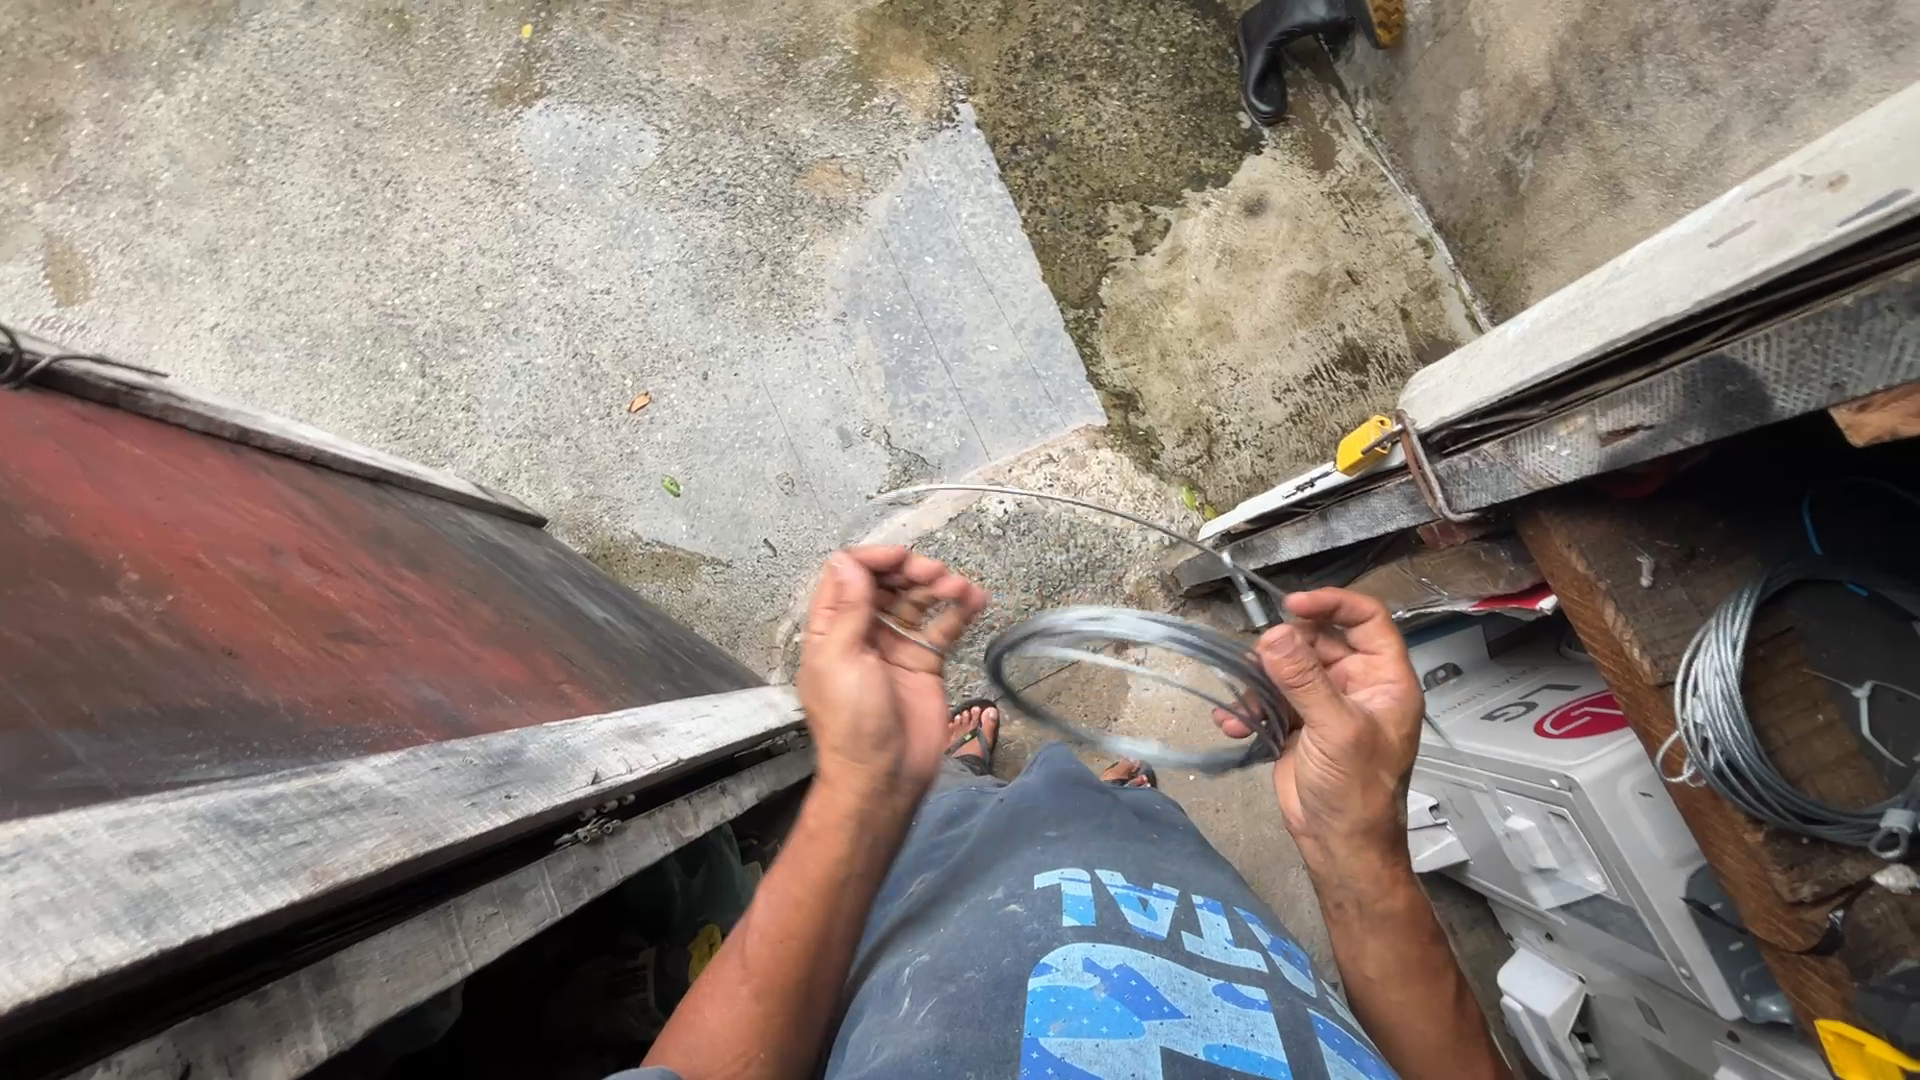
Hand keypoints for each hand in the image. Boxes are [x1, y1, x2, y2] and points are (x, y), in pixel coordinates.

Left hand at [796, 546, 989, 805]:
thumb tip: (847, 560)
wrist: (884, 776)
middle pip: (886, 583)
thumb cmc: (852, 720)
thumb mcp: (840, 659)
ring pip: (917, 600)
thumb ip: (847, 609)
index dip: (874, 559)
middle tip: (936, 573)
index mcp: (831, 628)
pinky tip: (976, 600)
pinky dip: (959, 610)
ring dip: (939, 586)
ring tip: (960, 587)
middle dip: (910, 571)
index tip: (902, 557)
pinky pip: (942, 626)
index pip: (848, 575)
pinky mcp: (925, 661)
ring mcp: (896, 645)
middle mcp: (863, 631)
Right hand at [1216, 588, 1423, 867]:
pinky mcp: (1296, 721)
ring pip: (1285, 667)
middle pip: (1316, 641)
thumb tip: (1273, 636)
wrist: (1337, 844)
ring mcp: (1323, 703)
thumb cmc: (1357, 792)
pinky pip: (1267, 696)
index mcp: (1384, 680)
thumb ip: (1304, 680)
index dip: (1332, 604)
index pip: (1366, 620)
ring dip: (1258, 682)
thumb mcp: (1336, 730)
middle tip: (1258, 664)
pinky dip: (1247, 707)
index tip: (1291, 605)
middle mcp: (1356, 685)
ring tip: (1243, 706)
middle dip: (1282, 650)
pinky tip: (1234, 723)